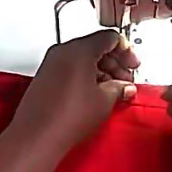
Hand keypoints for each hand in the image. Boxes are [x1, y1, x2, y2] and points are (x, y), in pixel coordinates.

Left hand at [6, 31, 137, 156]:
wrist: (38, 134)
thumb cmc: (67, 115)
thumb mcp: (104, 100)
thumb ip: (119, 88)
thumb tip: (124, 87)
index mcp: (79, 49)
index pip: (109, 38)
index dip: (126, 50)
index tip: (133, 64)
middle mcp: (63, 51)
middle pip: (95, 46)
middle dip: (114, 62)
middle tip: (126, 80)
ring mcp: (51, 63)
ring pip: (82, 57)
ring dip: (101, 70)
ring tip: (113, 90)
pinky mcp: (45, 76)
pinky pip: (70, 67)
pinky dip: (85, 75)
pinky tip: (95, 94)